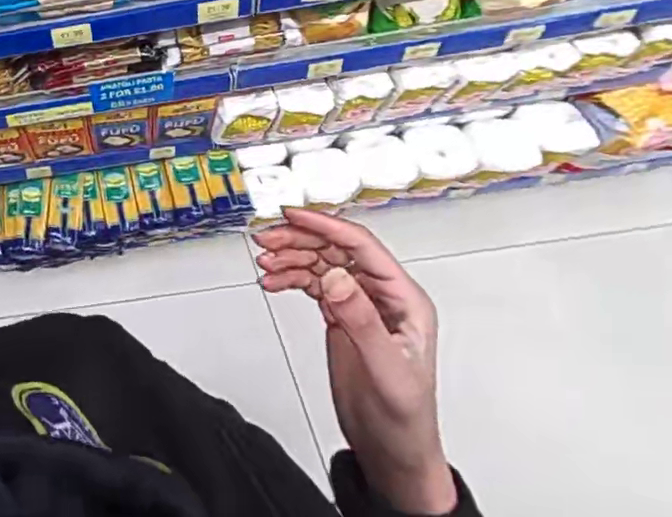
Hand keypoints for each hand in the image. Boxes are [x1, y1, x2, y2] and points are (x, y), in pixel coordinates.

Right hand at [253, 208, 456, 514]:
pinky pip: (312, 283)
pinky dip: (290, 277)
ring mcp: (359, 303)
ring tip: (266, 260)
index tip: (295, 216)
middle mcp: (380, 294)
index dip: (326, 226)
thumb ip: (362, 321)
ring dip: (291, 257)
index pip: (361, 246)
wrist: (393, 455)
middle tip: (268, 239)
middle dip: (299, 239)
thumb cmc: (406, 421)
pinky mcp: (341, 314)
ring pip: (320, 262)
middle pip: (335, 249)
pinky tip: (274, 280)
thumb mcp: (387, 372)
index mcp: (403, 298)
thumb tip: (337, 276)